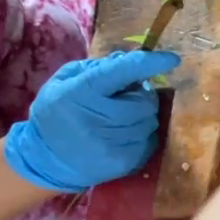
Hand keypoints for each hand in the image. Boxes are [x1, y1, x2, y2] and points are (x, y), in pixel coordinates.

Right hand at [5, 51, 175, 192]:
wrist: (47, 159)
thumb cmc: (57, 113)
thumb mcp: (64, 82)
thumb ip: (96, 68)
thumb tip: (127, 60)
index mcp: (81, 91)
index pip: (122, 72)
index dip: (149, 63)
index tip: (171, 59)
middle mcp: (99, 117)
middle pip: (145, 100)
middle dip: (140, 96)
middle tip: (123, 99)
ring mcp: (115, 142)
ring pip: (150, 120)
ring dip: (141, 116)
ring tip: (118, 119)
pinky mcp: (127, 160)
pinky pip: (151, 140)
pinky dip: (141, 134)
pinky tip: (120, 136)